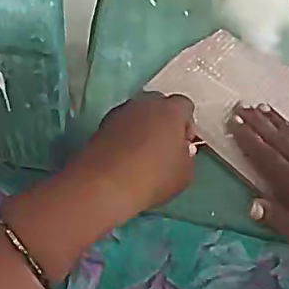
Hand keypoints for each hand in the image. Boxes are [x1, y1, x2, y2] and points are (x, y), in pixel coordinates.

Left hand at [66, 93, 198, 214]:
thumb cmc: (153, 178)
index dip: (186, 125)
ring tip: (142, 152)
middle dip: (163, 120)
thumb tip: (180, 149)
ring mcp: (120, 112)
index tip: (183, 145)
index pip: (184, 106)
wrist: (105, 185)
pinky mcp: (102, 124)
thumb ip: (187, 155)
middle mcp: (145, 103)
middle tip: (164, 146)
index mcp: (170, 110)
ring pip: (137, 113)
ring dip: (142, 126)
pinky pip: (121, 124)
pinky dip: (125, 134)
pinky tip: (125, 155)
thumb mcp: (184, 174)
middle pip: (158, 104)